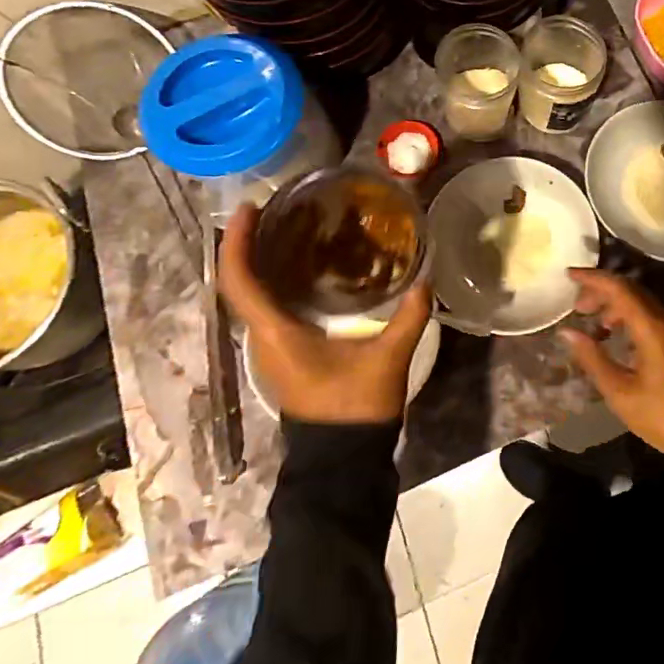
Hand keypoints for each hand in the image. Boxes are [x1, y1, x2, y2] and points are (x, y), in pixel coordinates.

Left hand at [217, 203, 432, 424]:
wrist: (342, 455)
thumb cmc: (355, 405)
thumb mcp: (388, 358)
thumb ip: (409, 317)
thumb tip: (426, 279)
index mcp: (277, 335)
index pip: (240, 282)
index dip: (238, 243)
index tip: (249, 209)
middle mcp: (264, 338)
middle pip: (241, 283)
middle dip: (250, 243)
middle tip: (279, 210)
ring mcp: (271, 348)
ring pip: (254, 295)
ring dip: (263, 261)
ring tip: (294, 230)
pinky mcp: (285, 354)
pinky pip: (269, 308)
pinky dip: (278, 281)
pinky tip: (308, 269)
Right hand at [558, 269, 663, 462]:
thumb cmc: (660, 415)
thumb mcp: (619, 391)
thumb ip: (592, 357)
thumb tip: (567, 332)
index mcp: (653, 328)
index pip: (620, 289)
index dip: (593, 279)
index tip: (569, 275)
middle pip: (632, 290)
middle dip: (602, 291)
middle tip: (577, 306)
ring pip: (642, 302)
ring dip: (615, 304)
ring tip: (591, 321)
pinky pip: (650, 316)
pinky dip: (628, 316)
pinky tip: (612, 333)